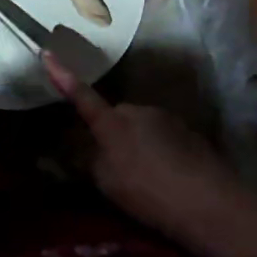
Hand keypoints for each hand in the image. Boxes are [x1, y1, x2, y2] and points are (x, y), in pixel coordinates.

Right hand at [42, 50, 244, 245]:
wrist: (209, 203)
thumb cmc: (146, 192)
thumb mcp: (105, 181)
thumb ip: (86, 160)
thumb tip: (70, 147)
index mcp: (112, 122)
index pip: (81, 96)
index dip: (62, 76)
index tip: (47, 53)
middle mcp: (139, 111)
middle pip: (114, 116)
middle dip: (108, 132)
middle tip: (107, 163)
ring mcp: (168, 119)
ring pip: (139, 126)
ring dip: (134, 143)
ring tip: (139, 176)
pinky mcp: (189, 133)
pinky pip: (161, 137)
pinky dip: (156, 151)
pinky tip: (163, 176)